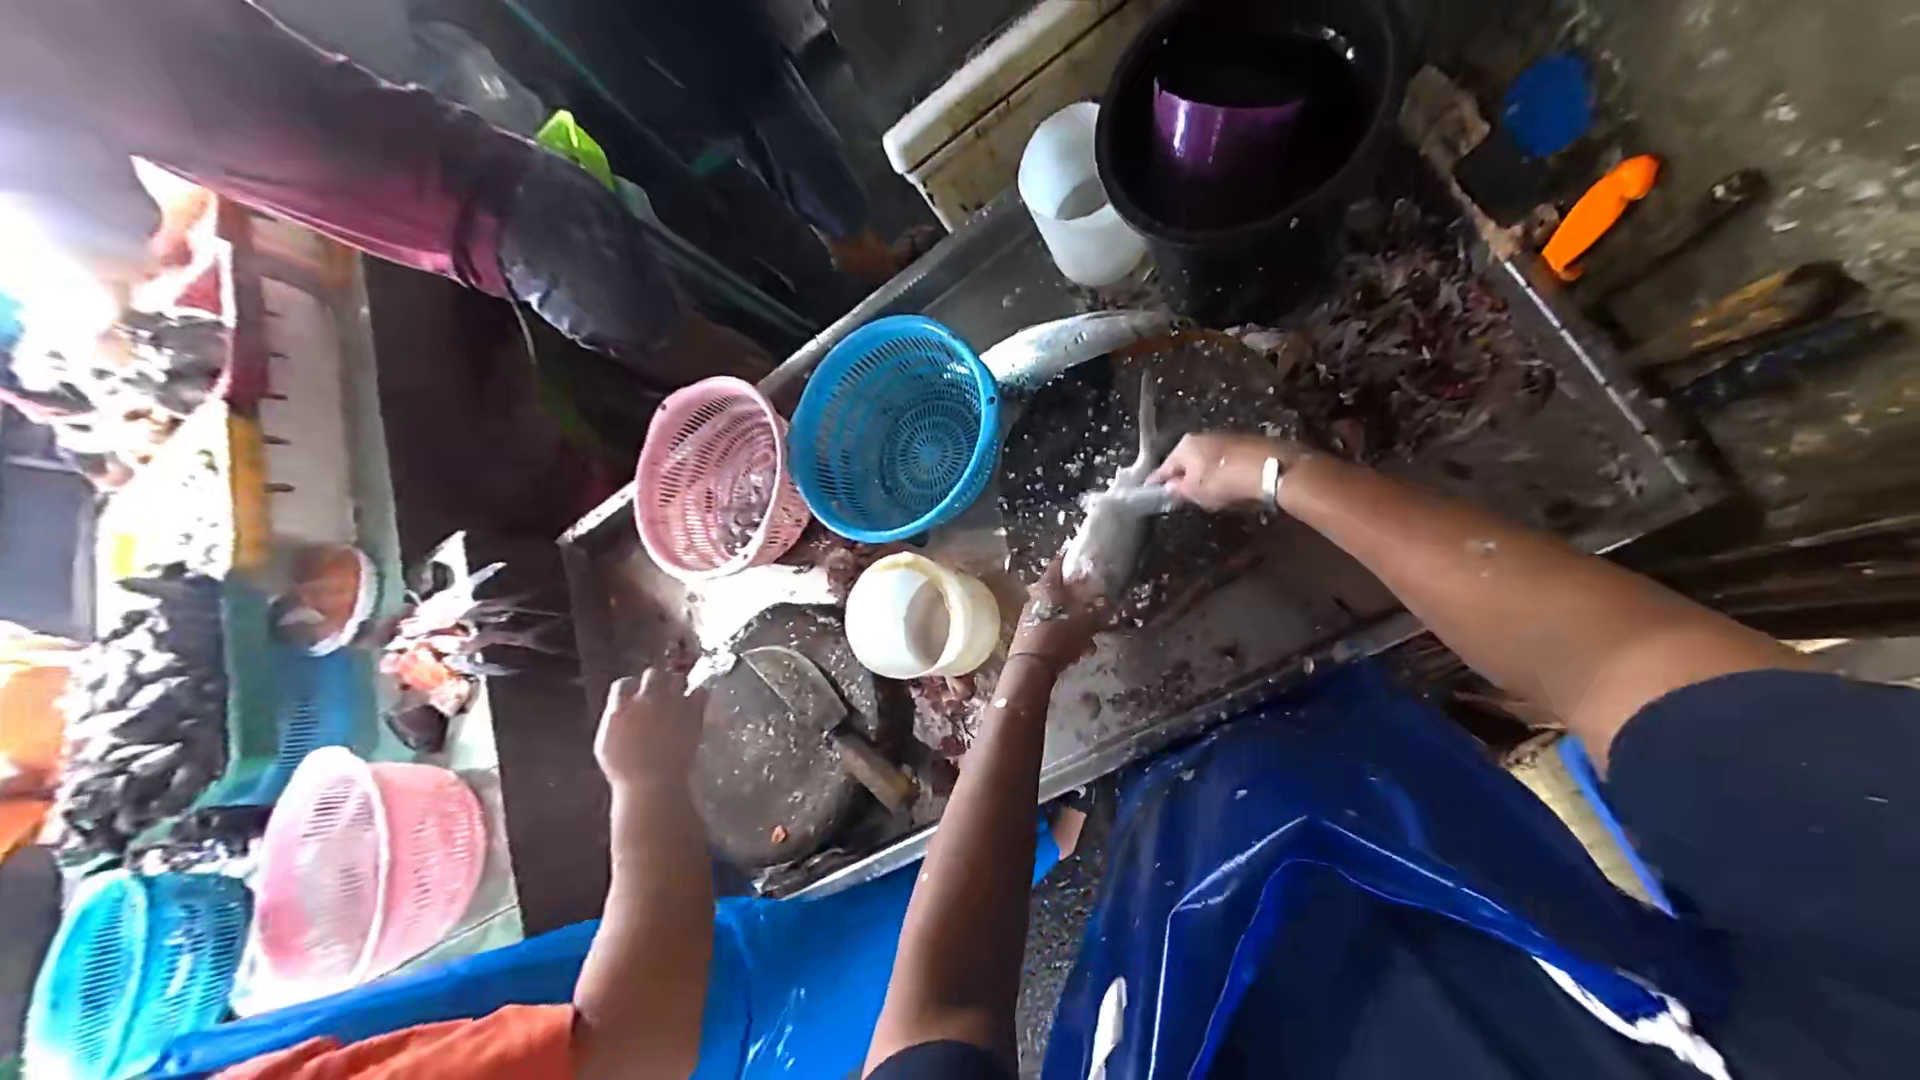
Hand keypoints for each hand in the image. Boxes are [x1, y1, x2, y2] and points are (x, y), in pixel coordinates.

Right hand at [594, 668, 704, 793]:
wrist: (654, 783)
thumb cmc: (625, 771)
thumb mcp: (606, 744)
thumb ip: (614, 719)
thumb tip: (620, 707)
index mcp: (621, 707)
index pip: (624, 683)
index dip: (631, 688)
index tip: (635, 695)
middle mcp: (647, 699)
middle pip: (653, 673)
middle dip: (655, 681)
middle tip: (658, 693)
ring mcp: (672, 702)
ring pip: (678, 678)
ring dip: (676, 686)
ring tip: (676, 699)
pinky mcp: (693, 711)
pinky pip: (701, 691)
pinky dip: (698, 696)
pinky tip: (694, 705)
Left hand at [1008, 559, 1102, 677]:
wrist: (1031, 667)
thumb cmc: (1060, 637)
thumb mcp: (1086, 621)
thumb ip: (1096, 608)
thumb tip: (1105, 599)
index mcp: (1047, 587)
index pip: (1057, 564)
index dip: (1070, 561)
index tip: (1083, 562)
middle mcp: (1034, 598)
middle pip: (1057, 590)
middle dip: (1076, 598)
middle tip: (1092, 605)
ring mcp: (1028, 616)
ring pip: (1055, 612)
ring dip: (1072, 622)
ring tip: (1089, 639)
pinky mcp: (1026, 635)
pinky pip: (1049, 629)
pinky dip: (1063, 636)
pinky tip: (1076, 652)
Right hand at [1148, 433, 1304, 510]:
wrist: (1271, 468)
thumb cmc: (1224, 481)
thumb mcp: (1195, 492)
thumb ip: (1178, 490)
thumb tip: (1169, 488)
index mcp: (1184, 447)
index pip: (1163, 468)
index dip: (1156, 483)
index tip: (1150, 492)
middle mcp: (1202, 437)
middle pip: (1186, 462)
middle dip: (1183, 477)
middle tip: (1182, 496)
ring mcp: (1225, 438)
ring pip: (1206, 460)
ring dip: (1204, 475)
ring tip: (1208, 493)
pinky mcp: (1246, 444)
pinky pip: (1225, 461)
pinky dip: (1222, 472)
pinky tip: (1229, 485)